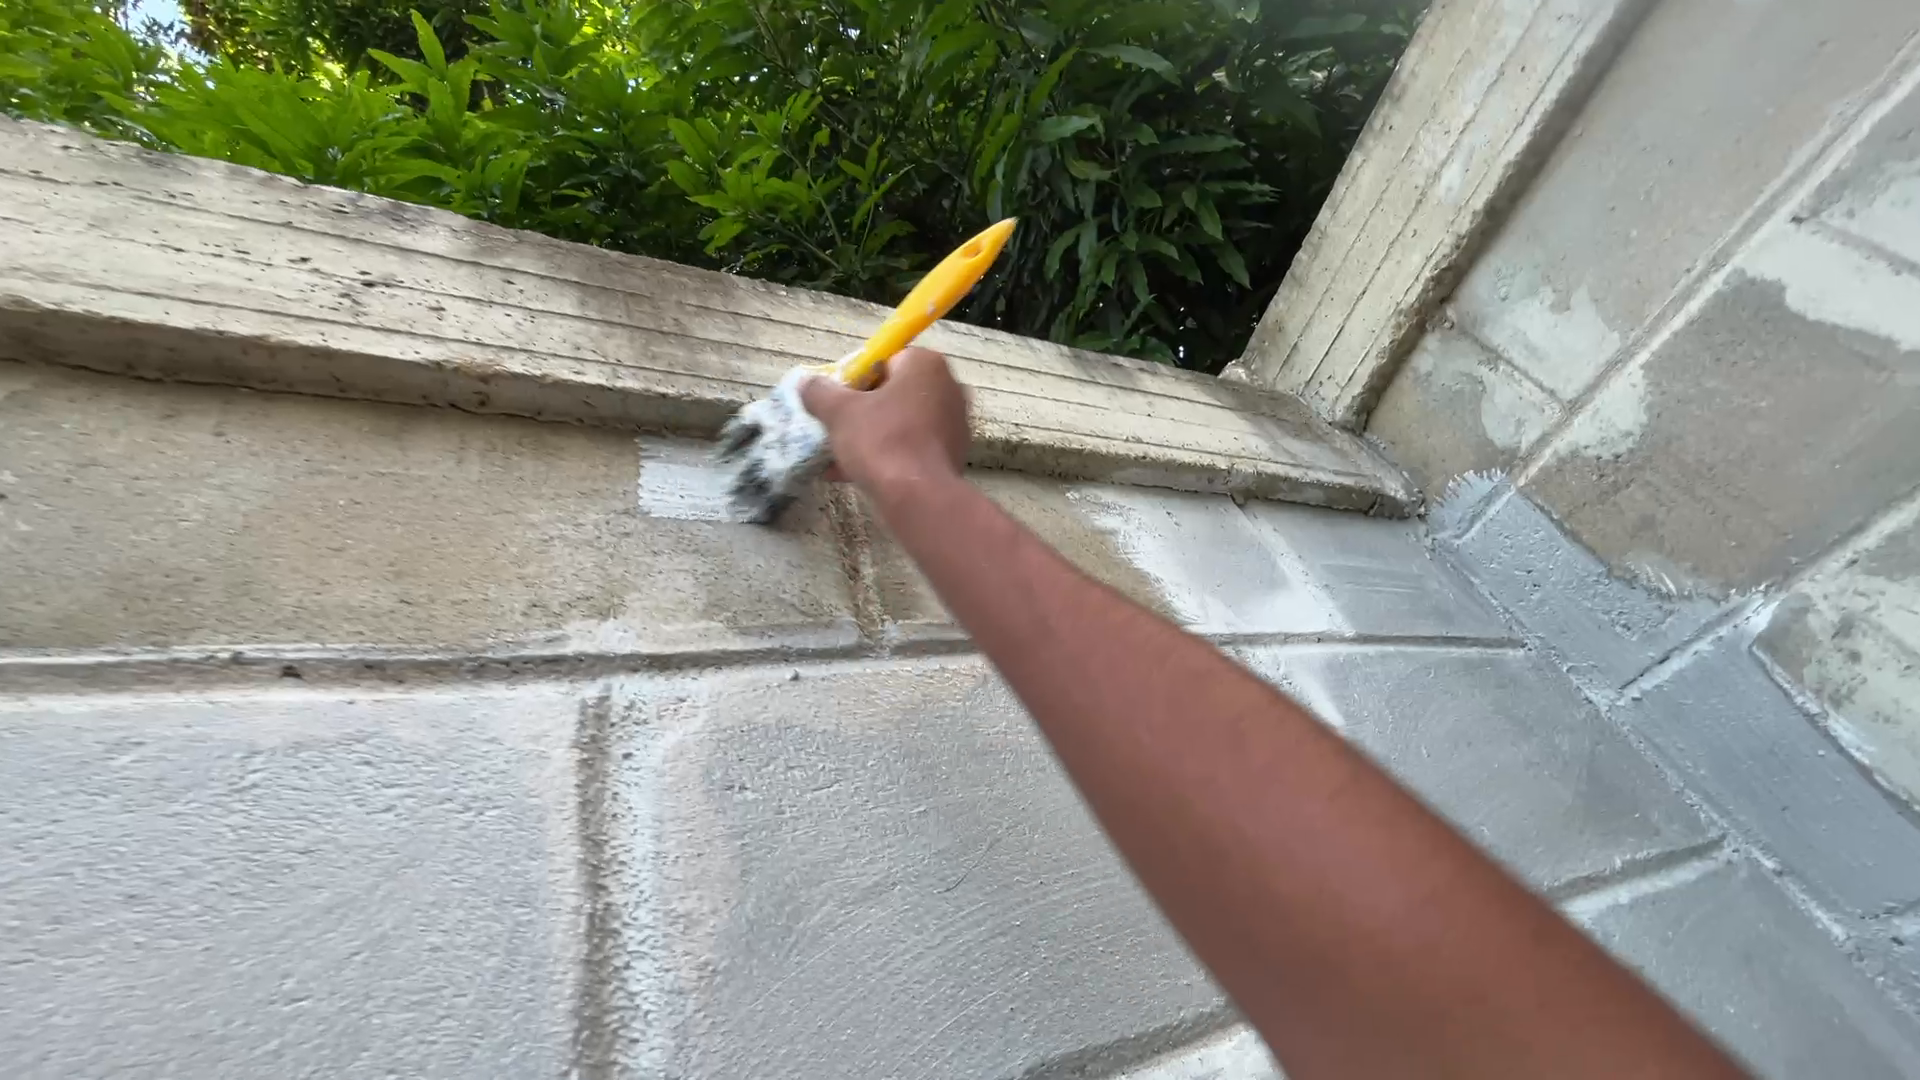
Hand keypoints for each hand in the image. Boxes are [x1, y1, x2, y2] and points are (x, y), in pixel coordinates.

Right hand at [798, 347, 970, 499]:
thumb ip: (819, 392)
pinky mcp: (953, 454)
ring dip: (872, 437)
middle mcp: (949, 388)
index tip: (838, 401)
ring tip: (838, 458)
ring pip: (902, 424)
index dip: (857, 380)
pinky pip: (913, 448)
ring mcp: (955, 423)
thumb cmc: (881, 441)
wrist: (917, 497)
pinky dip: (889, 457)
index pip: (886, 360)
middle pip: (894, 394)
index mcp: (927, 365)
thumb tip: (807, 383)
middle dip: (863, 412)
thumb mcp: (838, 412)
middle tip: (836, 429)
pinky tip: (854, 475)